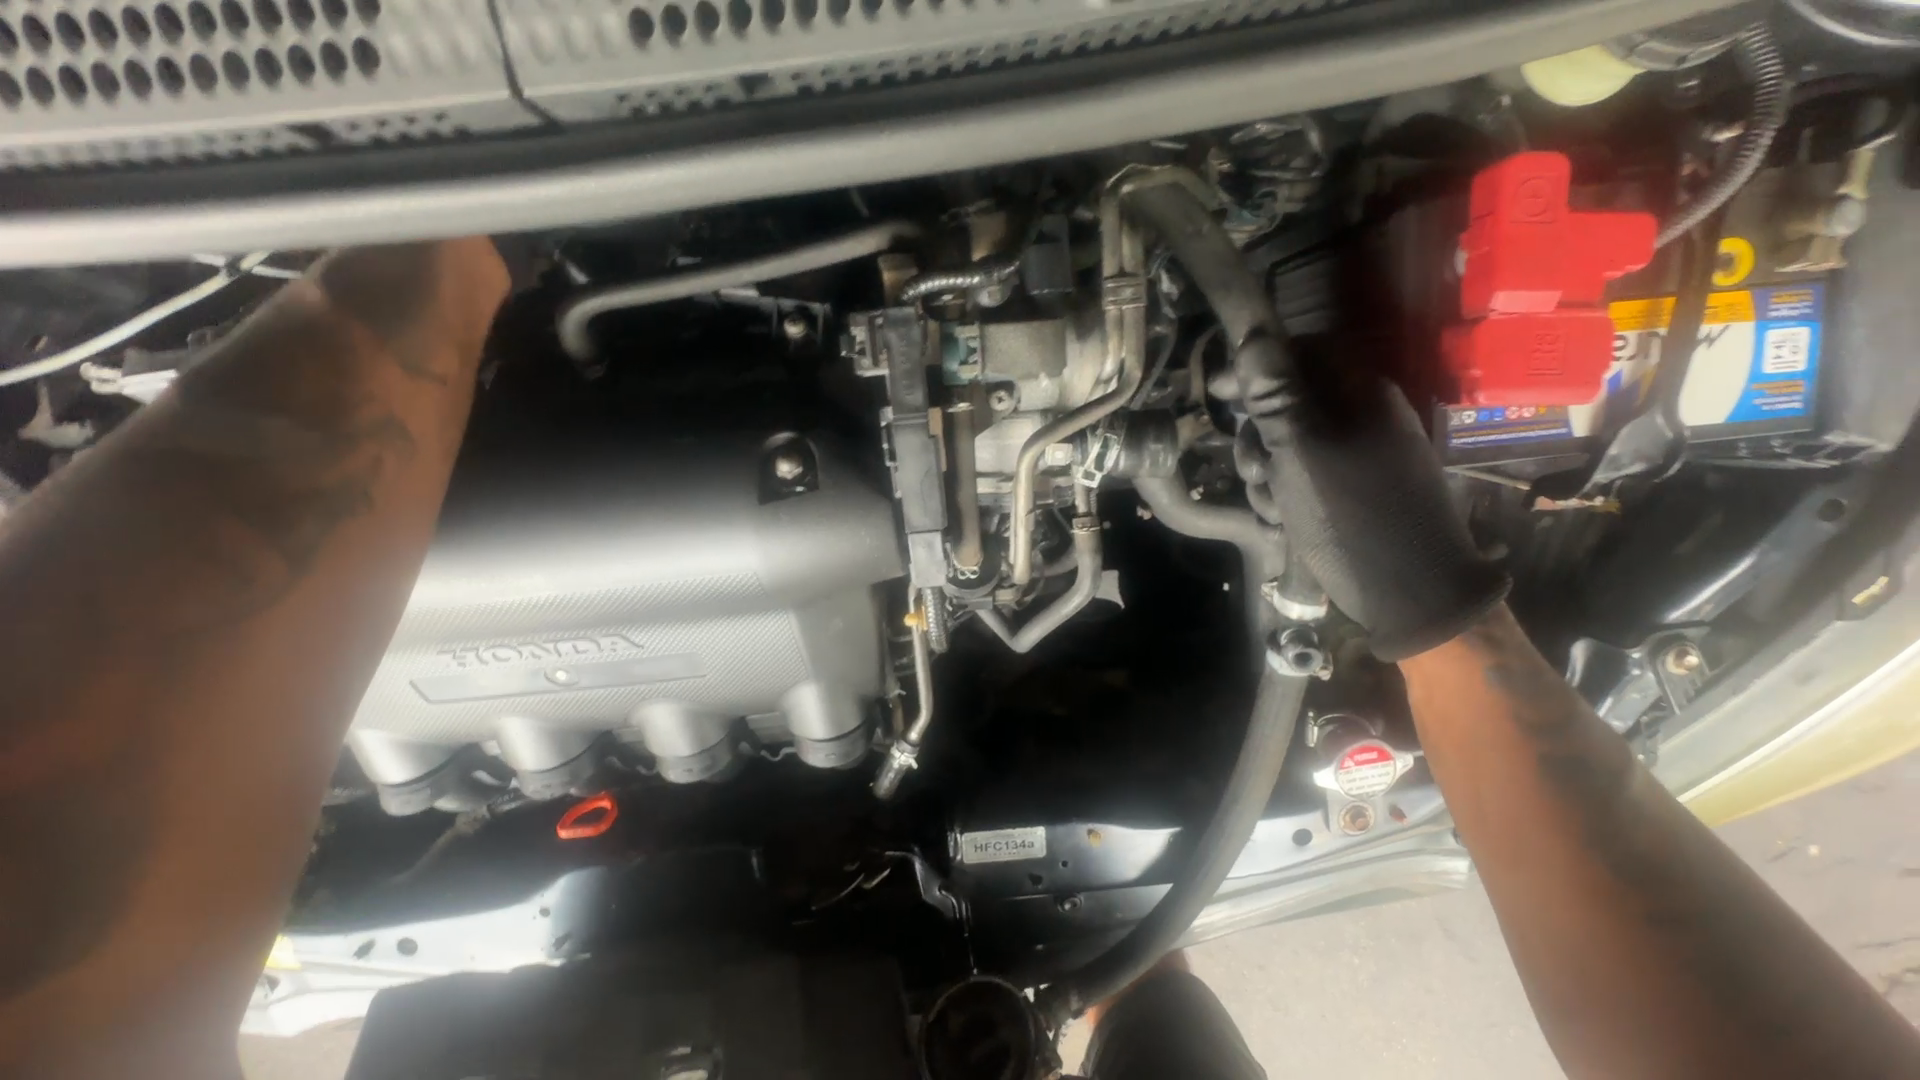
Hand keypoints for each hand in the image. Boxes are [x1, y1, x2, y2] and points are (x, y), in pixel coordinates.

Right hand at [1235, 332, 1507, 660]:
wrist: (1415, 596)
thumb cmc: (1353, 518)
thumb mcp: (1302, 453)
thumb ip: (1275, 395)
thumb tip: (1253, 334)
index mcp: (1360, 394)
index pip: (1302, 353)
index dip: (1257, 369)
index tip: (1218, 396)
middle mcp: (1363, 417)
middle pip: (1289, 404)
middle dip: (1258, 436)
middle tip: (1253, 469)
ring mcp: (1361, 457)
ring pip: (1292, 447)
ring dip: (1268, 474)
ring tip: (1271, 507)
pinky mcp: (1355, 493)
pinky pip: (1307, 480)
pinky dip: (1287, 497)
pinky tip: (1281, 523)